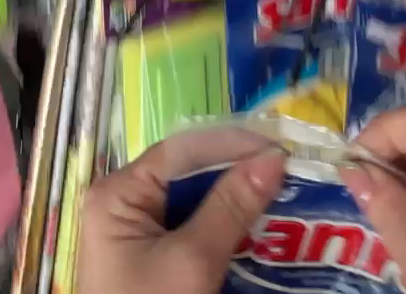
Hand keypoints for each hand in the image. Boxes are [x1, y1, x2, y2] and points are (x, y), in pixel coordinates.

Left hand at [78, 128, 286, 293]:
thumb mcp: (192, 262)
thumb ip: (230, 206)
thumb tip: (273, 158)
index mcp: (118, 191)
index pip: (181, 149)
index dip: (231, 142)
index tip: (279, 147)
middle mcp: (123, 201)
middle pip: (188, 171)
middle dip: (236, 169)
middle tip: (286, 169)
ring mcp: (137, 231)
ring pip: (194, 199)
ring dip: (235, 196)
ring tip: (280, 191)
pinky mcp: (152, 259)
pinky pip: (192, 227)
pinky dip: (224, 225)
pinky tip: (257, 224)